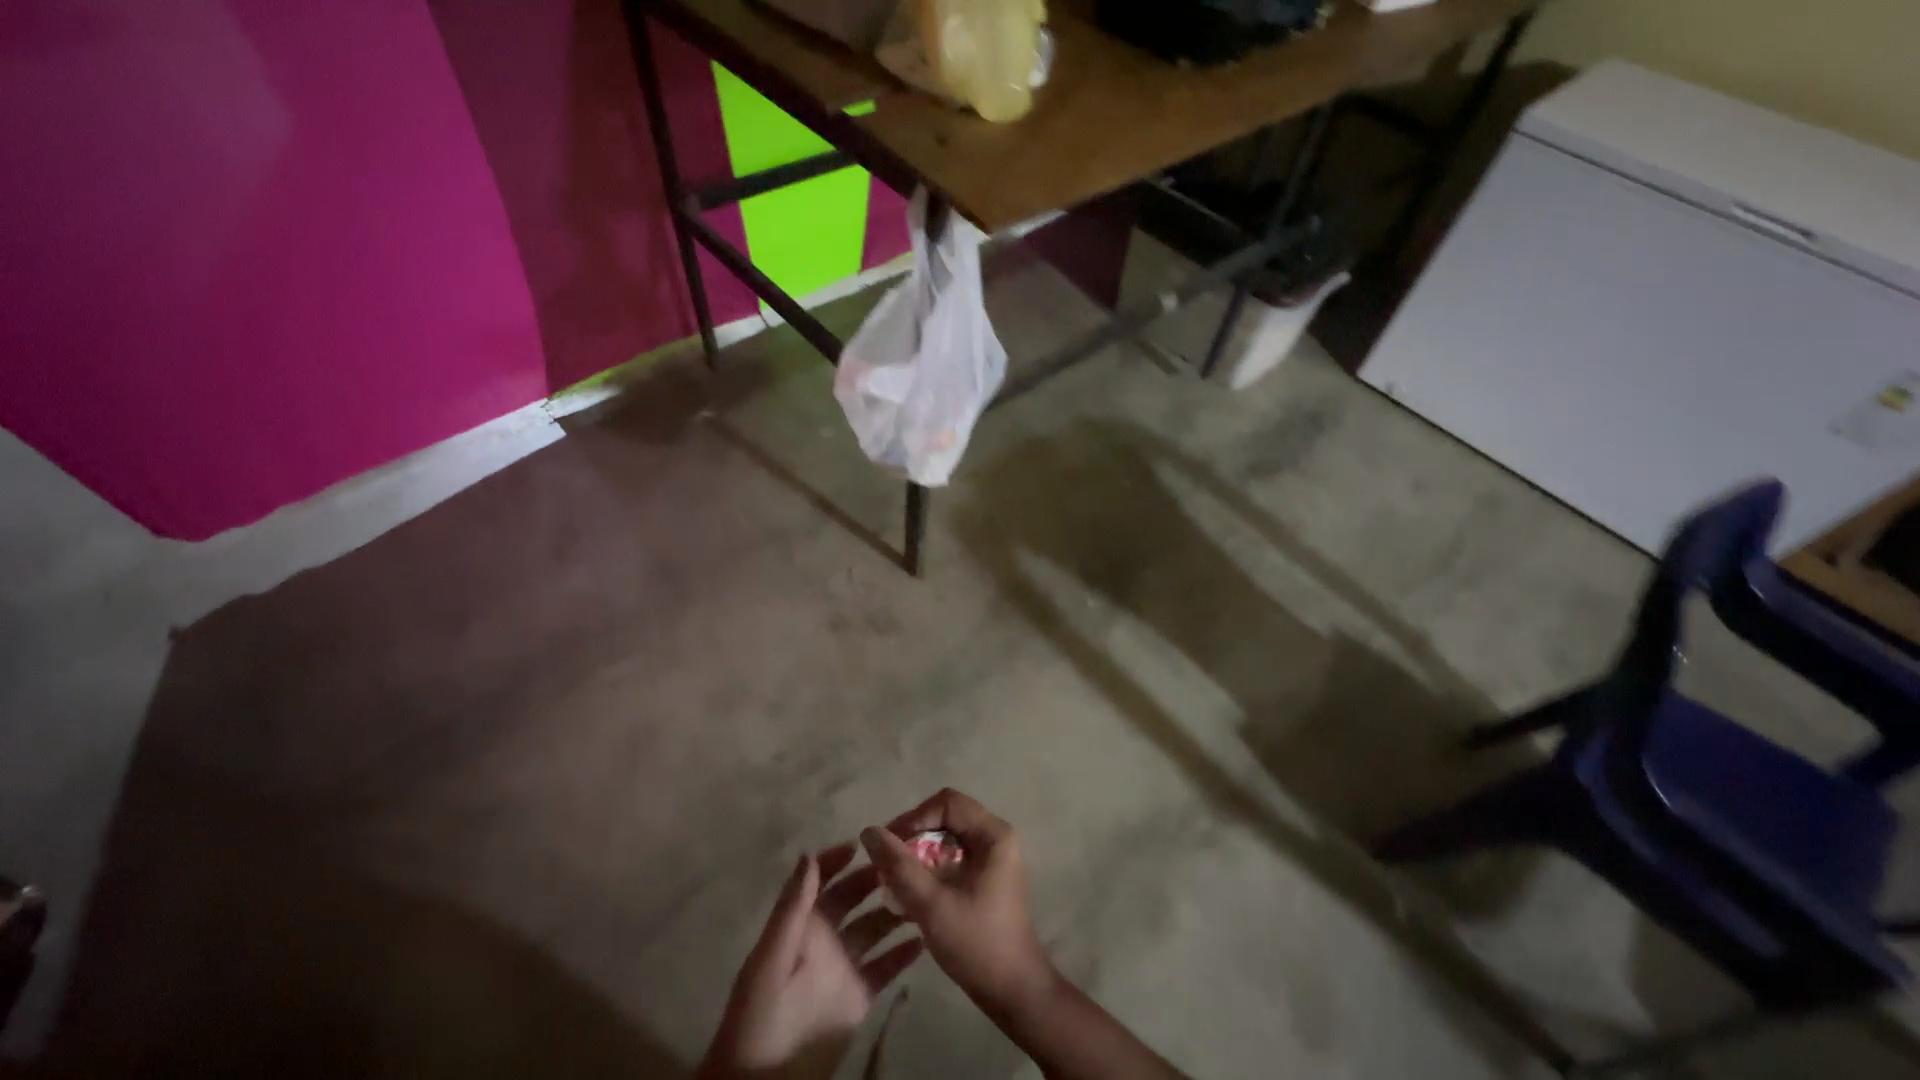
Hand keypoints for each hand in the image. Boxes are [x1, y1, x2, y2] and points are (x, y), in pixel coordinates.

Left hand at [699, 846, 923, 1078]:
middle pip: (855, 898)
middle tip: (911, 861)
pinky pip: (886, 967)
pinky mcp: (860, 994)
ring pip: (876, 928)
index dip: (840, 859)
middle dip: (878, 878)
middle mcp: (824, 938)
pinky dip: (905, 953)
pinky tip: (929, 938)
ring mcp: (844, 966)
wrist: (762, 1078)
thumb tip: (809, 855)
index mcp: (800, 925)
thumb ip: (792, 909)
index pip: (821, 880)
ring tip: (927, 895)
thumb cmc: (759, 1014)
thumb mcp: (771, 958)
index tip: (870, 841)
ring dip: (897, 911)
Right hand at [859, 789, 1056, 1013]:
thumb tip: (868, 831)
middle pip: (945, 818)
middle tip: (886, 864)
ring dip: (917, 856)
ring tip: (893, 880)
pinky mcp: (984, 878)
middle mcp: (996, 838)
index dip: (914, 818)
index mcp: (994, 835)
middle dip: (913, 838)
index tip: (890, 847)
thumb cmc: (975, 943)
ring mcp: (992, 859)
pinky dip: (928, 870)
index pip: (946, 803)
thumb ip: (898, 865)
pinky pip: (951, 859)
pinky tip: (908, 895)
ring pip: (945, 840)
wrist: (1011, 989)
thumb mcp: (930, 903)